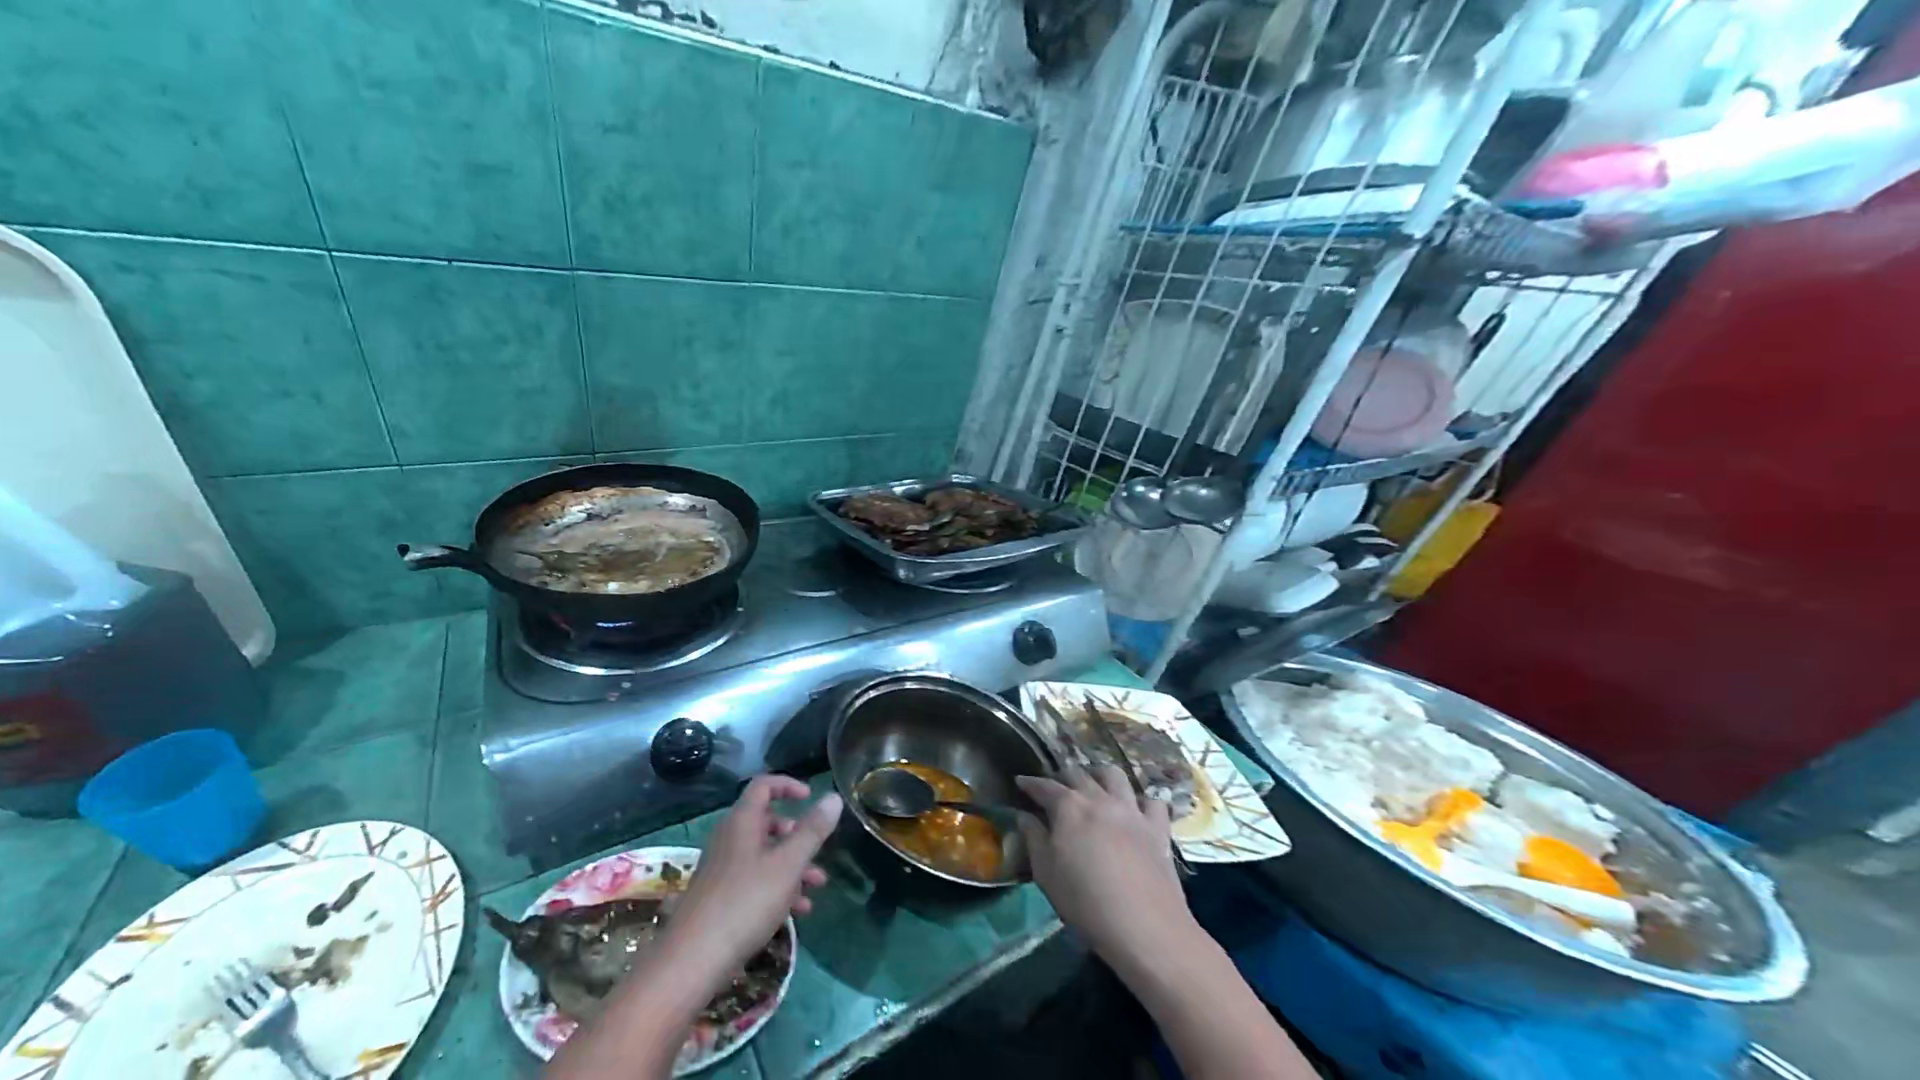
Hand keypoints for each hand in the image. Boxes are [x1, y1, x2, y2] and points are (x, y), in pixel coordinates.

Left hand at [658, 775, 841, 990]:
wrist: (694, 959)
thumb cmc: (746, 902)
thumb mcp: (788, 864)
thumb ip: (813, 830)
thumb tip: (834, 798)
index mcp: (742, 822)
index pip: (764, 786)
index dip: (788, 785)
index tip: (810, 798)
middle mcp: (729, 839)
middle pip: (766, 822)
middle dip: (797, 834)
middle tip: (817, 849)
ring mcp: (722, 869)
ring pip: (764, 854)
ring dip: (793, 865)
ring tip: (818, 885)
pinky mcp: (720, 896)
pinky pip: (755, 879)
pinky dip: (778, 886)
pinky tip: (799, 910)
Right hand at [1016, 766, 1196, 966]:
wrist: (1143, 926)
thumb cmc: (1084, 902)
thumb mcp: (1046, 873)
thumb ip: (1033, 838)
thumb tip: (1024, 816)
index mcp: (1069, 807)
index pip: (1044, 786)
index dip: (1030, 783)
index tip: (1021, 782)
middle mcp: (1100, 799)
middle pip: (1078, 774)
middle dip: (1062, 777)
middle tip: (1055, 789)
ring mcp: (1132, 810)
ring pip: (1115, 776)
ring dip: (1100, 776)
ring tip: (1094, 787)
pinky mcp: (1158, 827)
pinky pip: (1152, 802)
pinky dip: (1141, 802)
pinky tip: (1136, 812)